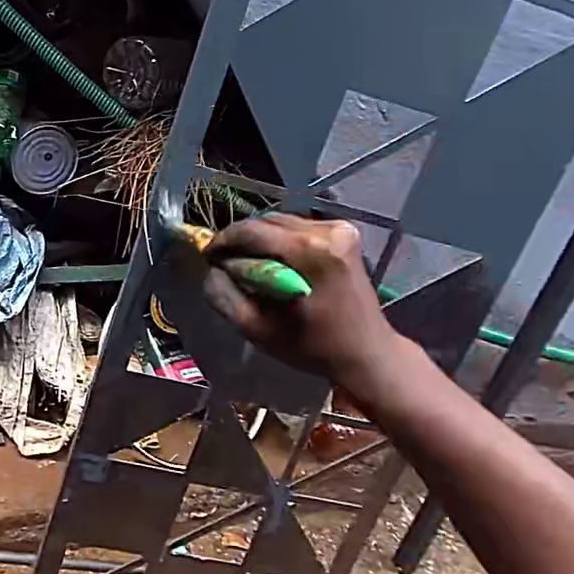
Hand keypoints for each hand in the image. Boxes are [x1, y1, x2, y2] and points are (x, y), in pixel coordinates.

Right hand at [200, 214, 402, 381]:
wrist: (366, 352)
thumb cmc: (314, 347)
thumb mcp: (259, 330)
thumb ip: (226, 297)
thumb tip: (210, 270)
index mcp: (310, 251)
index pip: (252, 231)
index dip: (223, 241)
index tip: (206, 257)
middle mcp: (328, 231)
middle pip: (268, 221)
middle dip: (240, 239)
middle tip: (222, 262)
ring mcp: (340, 229)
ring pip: (283, 222)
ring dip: (260, 239)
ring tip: (245, 262)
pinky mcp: (345, 234)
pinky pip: (299, 228)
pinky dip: (281, 241)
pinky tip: (273, 261)